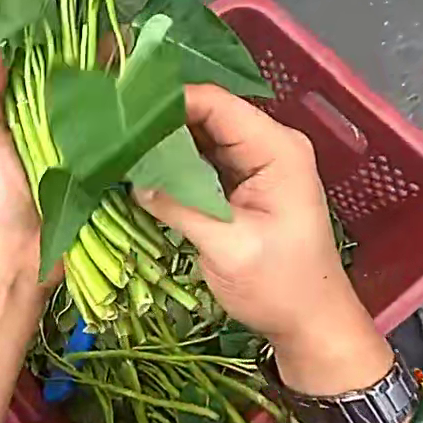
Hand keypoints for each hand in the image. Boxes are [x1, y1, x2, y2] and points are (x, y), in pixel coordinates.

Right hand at [135, 85, 388, 391]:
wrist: (310, 321)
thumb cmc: (280, 285)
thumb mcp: (227, 247)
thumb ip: (180, 208)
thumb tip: (133, 182)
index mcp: (274, 150)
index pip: (215, 104)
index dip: (169, 101)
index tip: (123, 112)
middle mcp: (266, 146)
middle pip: (205, 116)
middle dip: (160, 121)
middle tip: (112, 131)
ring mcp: (252, 164)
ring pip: (199, 138)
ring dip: (163, 143)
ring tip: (118, 147)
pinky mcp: (239, 184)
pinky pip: (200, 162)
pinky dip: (172, 165)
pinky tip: (140, 169)